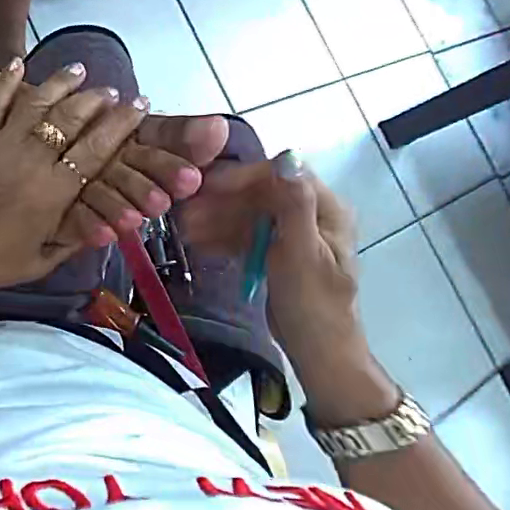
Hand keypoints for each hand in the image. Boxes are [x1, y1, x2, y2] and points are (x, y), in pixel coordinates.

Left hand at [0, 58, 144, 296]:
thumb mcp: (39, 262)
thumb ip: (73, 240)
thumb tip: (109, 225)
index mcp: (51, 195)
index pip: (95, 151)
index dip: (121, 126)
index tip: (139, 107)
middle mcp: (30, 163)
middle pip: (70, 120)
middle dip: (97, 100)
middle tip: (113, 91)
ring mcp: (1, 146)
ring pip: (37, 105)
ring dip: (61, 83)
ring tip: (80, 69)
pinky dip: (7, 82)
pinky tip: (18, 62)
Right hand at [49, 113, 225, 249]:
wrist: (63, 157)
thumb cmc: (126, 153)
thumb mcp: (160, 144)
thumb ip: (187, 139)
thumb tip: (218, 129)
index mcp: (134, 133)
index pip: (154, 142)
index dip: (170, 162)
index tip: (191, 180)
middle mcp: (107, 153)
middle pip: (124, 168)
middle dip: (143, 186)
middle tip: (161, 204)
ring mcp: (83, 178)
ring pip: (99, 191)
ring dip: (115, 205)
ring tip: (132, 222)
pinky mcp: (65, 205)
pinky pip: (75, 214)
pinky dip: (88, 225)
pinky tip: (103, 236)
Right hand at [181, 152, 398, 421]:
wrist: (319, 353)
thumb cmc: (313, 306)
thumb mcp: (302, 254)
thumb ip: (293, 206)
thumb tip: (286, 156)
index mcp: (326, 209)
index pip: (280, 176)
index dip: (241, 177)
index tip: (204, 185)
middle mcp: (312, 215)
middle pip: (261, 195)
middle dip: (222, 201)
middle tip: (183, 210)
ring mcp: (293, 235)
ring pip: (250, 216)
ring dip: (217, 220)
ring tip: (182, 228)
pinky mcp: (277, 254)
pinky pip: (247, 237)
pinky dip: (224, 238)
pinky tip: (196, 242)